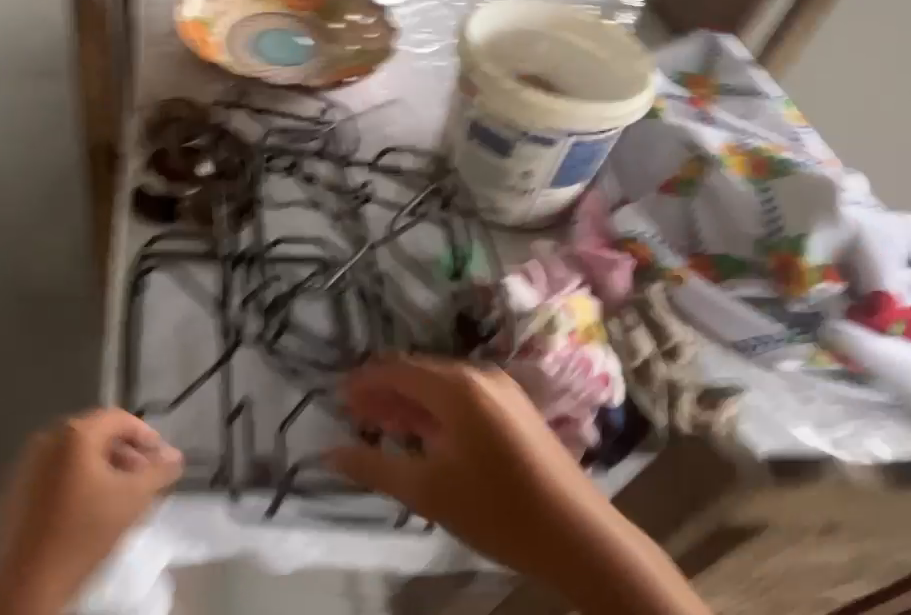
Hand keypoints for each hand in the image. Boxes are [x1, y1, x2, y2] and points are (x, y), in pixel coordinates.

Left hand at [0, 409, 182, 614]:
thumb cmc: (85, 532)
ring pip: (77, 455)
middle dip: (126, 454)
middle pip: (97, 435)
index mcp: (75, 434)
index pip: (118, 419)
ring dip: (104, 468)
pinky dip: (80, 480)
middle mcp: (49, 438)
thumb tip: (175, 456)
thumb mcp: (132, 500)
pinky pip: (58, 472)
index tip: (162, 459)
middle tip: (145, 479)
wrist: (30, 579)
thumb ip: (158, 472)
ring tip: (122, 496)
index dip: (145, 436)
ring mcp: (29, 462)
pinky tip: (92, 508)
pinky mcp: (19, 487)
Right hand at [324, 357, 708, 614]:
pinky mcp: (517, 412)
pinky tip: (422, 437)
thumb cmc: (498, 511)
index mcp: (456, 387)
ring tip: (380, 426)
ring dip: (408, 403)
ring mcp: (503, 392)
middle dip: (383, 392)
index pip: (395, 369)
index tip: (336, 400)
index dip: (362, 382)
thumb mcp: (427, 492)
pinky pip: (463, 400)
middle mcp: (479, 377)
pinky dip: (435, 412)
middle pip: (418, 374)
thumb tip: (328, 454)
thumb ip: (373, 468)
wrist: (582, 540)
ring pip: (441, 388)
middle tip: (352, 415)